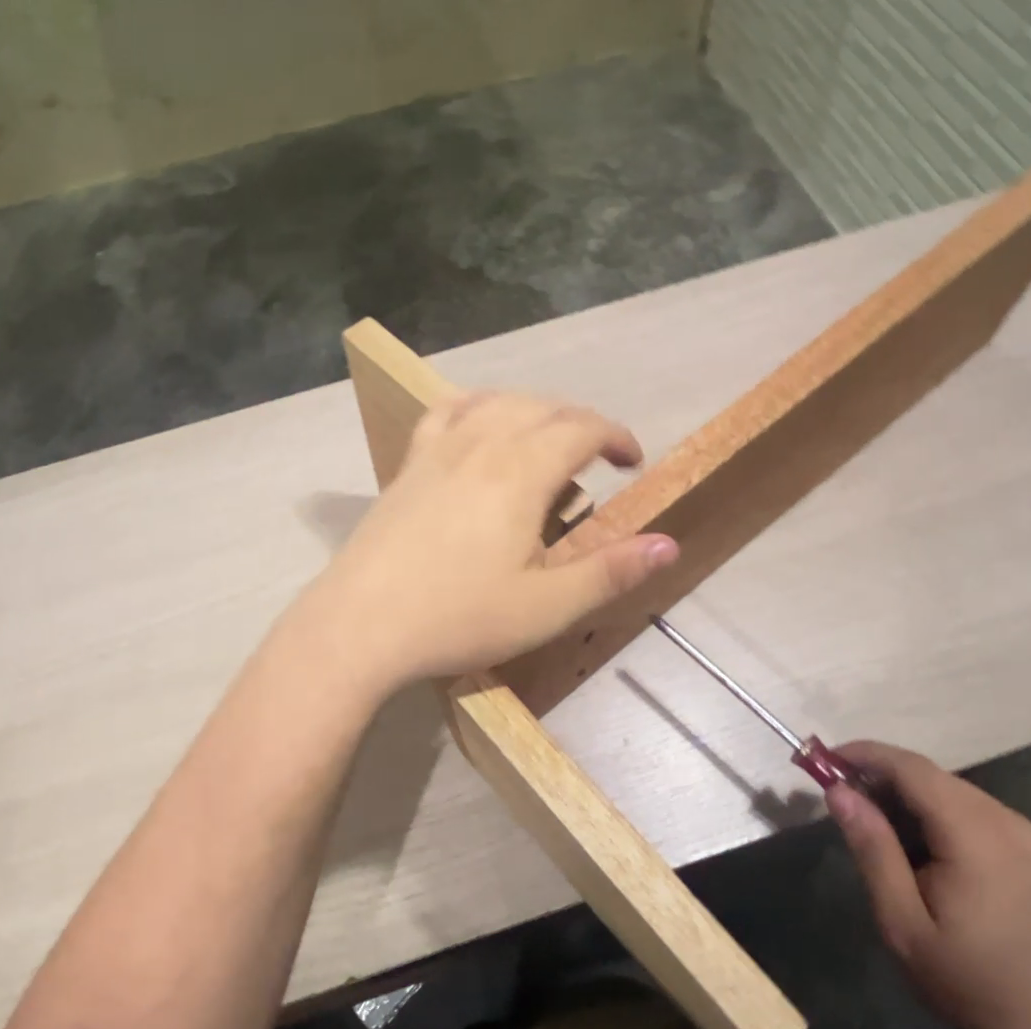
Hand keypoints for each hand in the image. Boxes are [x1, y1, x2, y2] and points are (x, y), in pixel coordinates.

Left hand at [287, 392, 677, 698]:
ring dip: (533, 410)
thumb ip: (610, 572)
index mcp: (522, 472)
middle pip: (542, 408)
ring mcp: (437, 451)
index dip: (615, 437)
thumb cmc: (460, 617)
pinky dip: (476, 406)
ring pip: (496, 401)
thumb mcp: (547, 607)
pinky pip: (446, 412)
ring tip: (548, 437)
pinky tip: (477, 425)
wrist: (361, 624)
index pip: (581, 429)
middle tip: (599, 456)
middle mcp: (482, 444)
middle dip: (580, 422)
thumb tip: (669, 544)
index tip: (633, 461)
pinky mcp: (408, 467)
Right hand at [826, 741, 1030, 1028]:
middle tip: (842, 801)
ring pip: (958, 796)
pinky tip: (927, 854)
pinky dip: (943, 817)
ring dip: (913, 799)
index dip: (865, 754)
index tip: (823, 760)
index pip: (912, 769)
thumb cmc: (971, 983)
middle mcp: (1011, 824)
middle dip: (884, 778)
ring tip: (879, 831)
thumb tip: (838, 792)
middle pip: (936, 778)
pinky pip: (982, 817)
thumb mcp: (903, 923)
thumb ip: (872, 850)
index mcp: (977, 835)